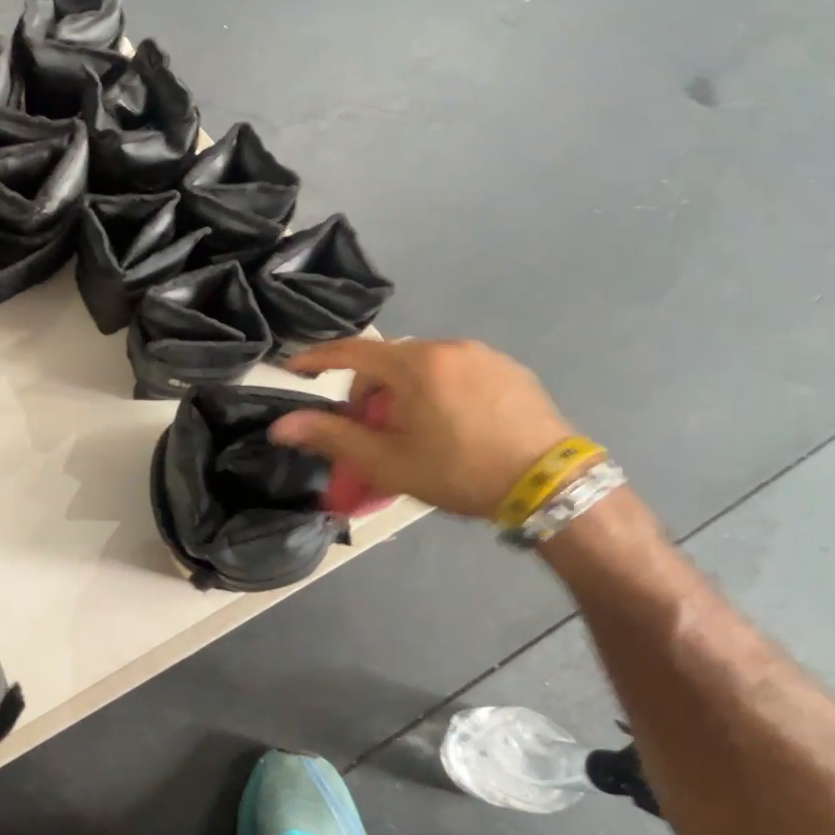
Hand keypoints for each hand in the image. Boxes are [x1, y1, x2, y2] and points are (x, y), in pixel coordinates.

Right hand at [270, 338, 576, 519]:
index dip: (316, 359)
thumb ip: (331, 436)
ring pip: (423, 367)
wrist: (553, 486)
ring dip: (403, 392)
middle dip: (367, 391)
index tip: (293, 369)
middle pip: (388, 361)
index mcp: (416, 364)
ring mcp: (486, 357)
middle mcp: (449, 348)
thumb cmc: (459, 471)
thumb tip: (281, 425)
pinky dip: (438, 391)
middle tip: (367, 431)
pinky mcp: (512, 372)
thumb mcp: (386, 461)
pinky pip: (457, 373)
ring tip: (410, 433)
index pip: (351, 351)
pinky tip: (449, 427)